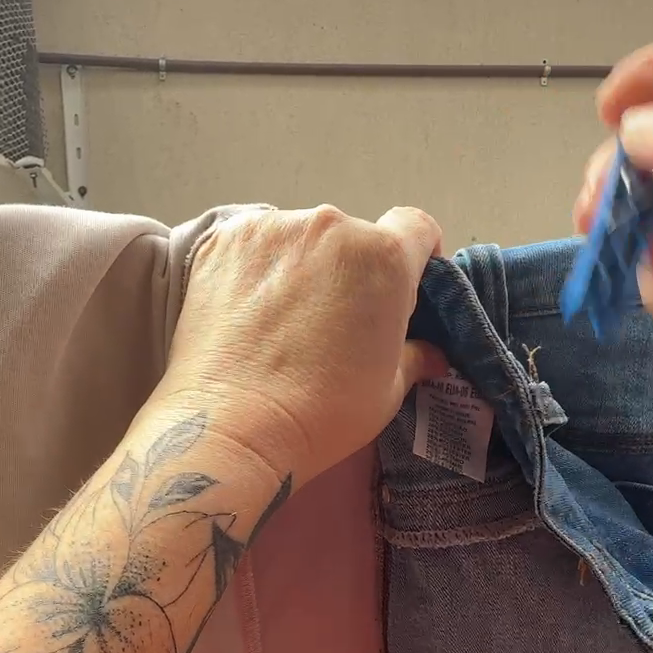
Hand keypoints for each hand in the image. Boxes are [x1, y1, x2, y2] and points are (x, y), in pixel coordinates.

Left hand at [154, 205, 449, 484]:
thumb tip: (432, 353)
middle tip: (331, 321)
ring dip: (299, 266)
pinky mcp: (220, 242)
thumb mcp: (386, 393)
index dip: (414, 256)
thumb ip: (415, 357)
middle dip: (350, 270)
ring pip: (298, 239)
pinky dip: (253, 270)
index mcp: (383, 257)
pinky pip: (250, 246)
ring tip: (279, 321)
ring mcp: (270, 229)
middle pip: (352, 237)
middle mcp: (330, 226)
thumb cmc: (322, 414)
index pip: (416, 227)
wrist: (233, 426)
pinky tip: (244, 313)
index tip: (399, 288)